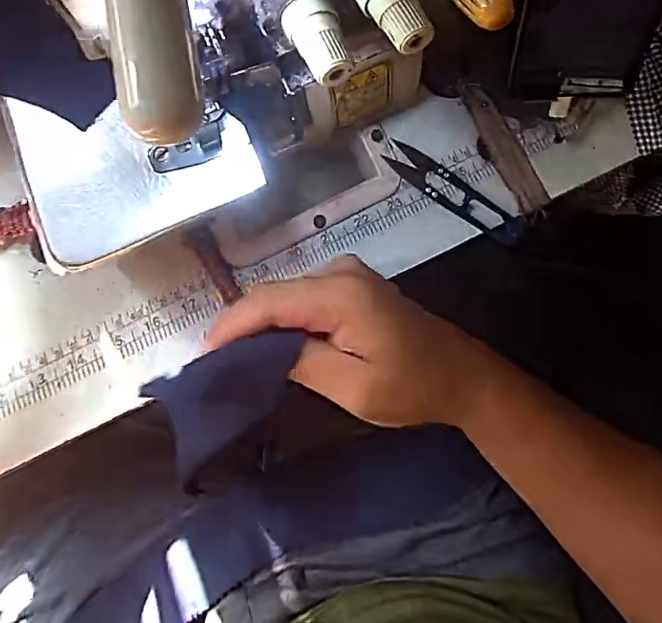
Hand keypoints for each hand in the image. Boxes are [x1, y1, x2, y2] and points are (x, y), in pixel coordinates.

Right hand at [205, 255, 498, 427]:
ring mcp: (346, 273)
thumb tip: (259, 351)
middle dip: (238, 324)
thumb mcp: (356, 389)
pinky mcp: (350, 283)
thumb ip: (304, 363)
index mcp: (340, 294)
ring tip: (228, 354)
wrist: (460, 373)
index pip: (269, 302)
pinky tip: (265, 340)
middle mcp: (339, 271)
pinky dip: (280, 316)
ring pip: (286, 293)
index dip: (231, 325)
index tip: (201, 355)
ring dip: (258, 321)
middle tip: (208, 362)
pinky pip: (302, 296)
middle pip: (274, 293)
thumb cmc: (412, 387)